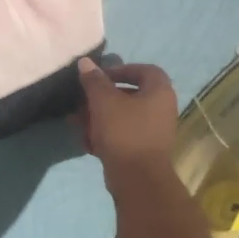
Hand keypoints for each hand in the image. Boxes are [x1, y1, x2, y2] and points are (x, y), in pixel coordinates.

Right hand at [76, 56, 177, 179]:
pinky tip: (88, 142)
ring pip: (122, 115)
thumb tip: (85, 62)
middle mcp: (161, 108)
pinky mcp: (143, 146)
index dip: (120, 70)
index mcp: (159, 92)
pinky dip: (105, 133)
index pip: (144, 70)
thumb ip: (94, 81)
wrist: (137, 175)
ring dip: (98, 116)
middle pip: (129, 94)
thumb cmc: (123, 132)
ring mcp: (153, 129)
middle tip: (81, 103)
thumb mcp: (104, 102)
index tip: (98, 77)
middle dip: (101, 98)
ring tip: (77, 123)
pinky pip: (122, 132)